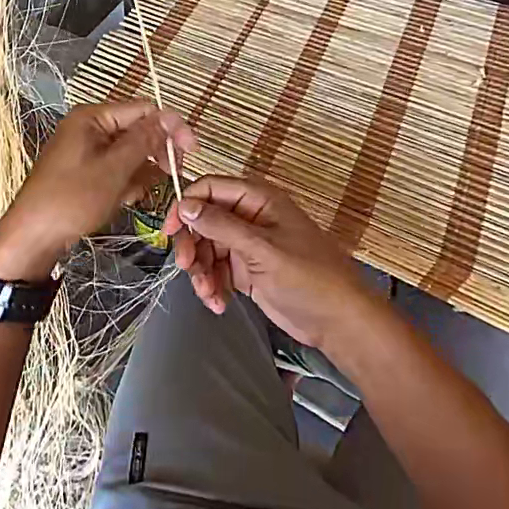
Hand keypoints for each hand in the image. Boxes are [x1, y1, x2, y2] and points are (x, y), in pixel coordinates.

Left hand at [0, 101, 194, 282]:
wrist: (32, 238)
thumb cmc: (70, 200)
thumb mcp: (113, 170)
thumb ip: (144, 141)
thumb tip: (171, 118)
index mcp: (93, 117)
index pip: (144, 110)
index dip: (172, 127)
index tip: (192, 151)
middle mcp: (91, 127)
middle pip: (139, 130)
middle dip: (157, 152)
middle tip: (172, 175)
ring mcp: (88, 150)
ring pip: (132, 153)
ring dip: (142, 172)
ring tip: (135, 193)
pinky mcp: (88, 171)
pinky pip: (118, 169)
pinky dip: (127, 183)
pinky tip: (124, 199)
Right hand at [163, 175, 381, 350]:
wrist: (338, 320)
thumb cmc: (309, 277)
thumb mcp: (262, 249)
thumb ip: (222, 225)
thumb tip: (186, 205)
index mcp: (259, 199)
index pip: (211, 188)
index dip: (186, 205)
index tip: (170, 230)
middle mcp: (250, 217)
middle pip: (203, 220)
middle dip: (192, 245)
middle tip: (187, 267)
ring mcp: (248, 245)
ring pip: (206, 248)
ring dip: (200, 271)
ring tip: (209, 294)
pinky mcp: (247, 270)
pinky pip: (216, 270)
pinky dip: (212, 286)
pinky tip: (218, 303)